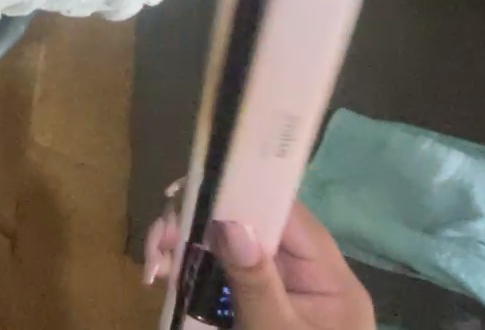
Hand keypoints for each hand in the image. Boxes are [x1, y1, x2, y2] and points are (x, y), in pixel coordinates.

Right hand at [144, 199, 373, 329]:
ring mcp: (272, 280)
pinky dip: (181, 262)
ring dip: (179, 243)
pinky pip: (211, 262)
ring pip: (218, 238)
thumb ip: (256, 282)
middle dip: (194, 223)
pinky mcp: (246, 292)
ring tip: (155, 265)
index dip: (242, 192)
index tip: (193, 191)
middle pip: (242, 220)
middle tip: (161, 241)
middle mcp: (301, 270)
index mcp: (328, 279)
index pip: (286, 213)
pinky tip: (159, 275)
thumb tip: (229, 224)